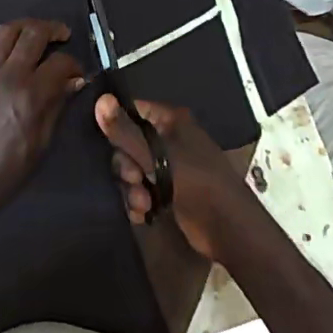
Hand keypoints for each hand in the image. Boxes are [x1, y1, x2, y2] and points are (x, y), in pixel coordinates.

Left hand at [0, 19, 85, 216]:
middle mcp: (10, 74)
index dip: (74, 63)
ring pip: (6, 30)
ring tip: (36, 32)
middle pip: (33, 33)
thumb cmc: (13, 163)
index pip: (60, 62)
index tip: (78, 71)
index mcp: (32, 93)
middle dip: (52, 29)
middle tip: (62, 34)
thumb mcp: (44, 138)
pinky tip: (9, 42)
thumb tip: (73, 81)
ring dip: (24, 26)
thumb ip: (58, 103)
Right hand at [95, 95, 261, 260]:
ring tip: (141, 203)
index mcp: (171, 121)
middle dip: (126, 166)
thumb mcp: (158, 157)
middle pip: (128, 143)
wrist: (231, 232)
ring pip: (133, 169)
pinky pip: (142, 188)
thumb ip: (126, 132)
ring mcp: (169, 166)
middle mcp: (169, 139)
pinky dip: (139, 200)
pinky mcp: (169, 191)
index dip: (115, 124)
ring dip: (132, 187)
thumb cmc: (198, 185)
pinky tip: (142, 213)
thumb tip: (100, 100)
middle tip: (133, 178)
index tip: (104, 142)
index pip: (132, 111)